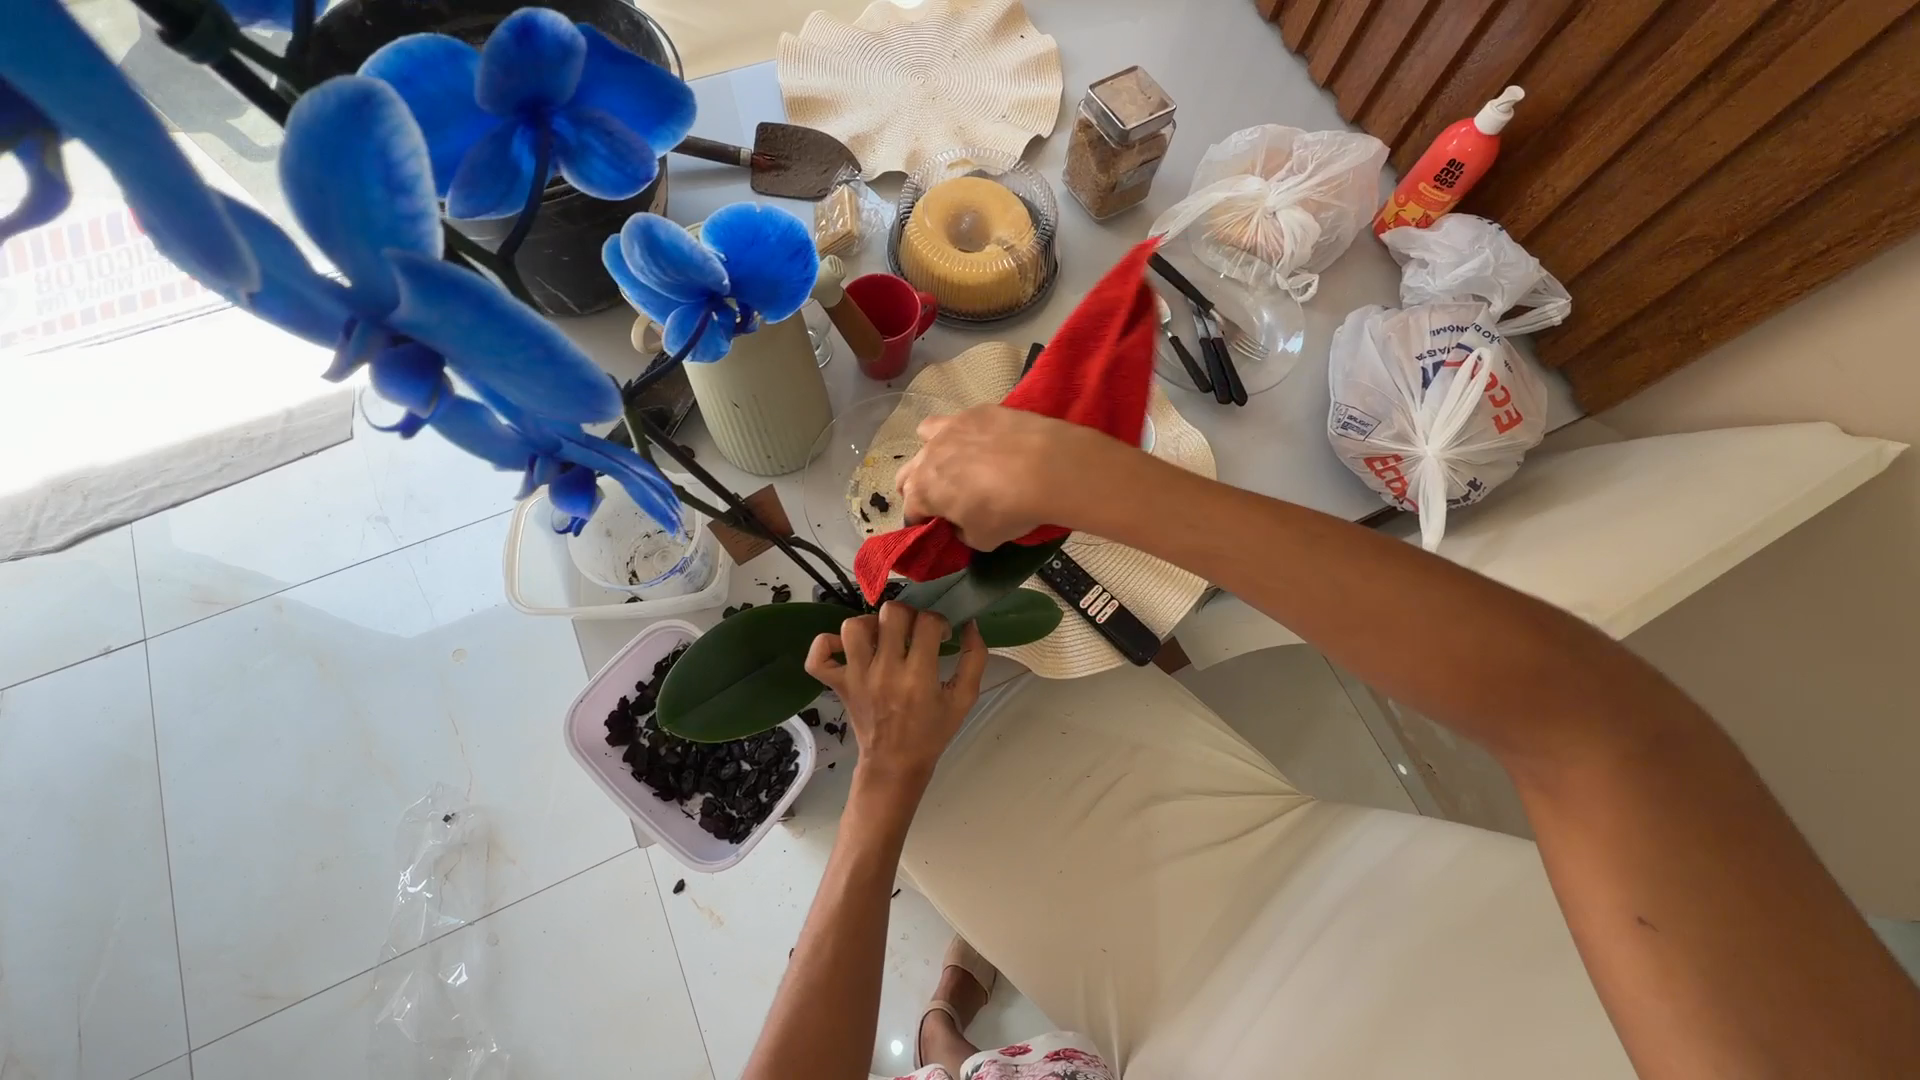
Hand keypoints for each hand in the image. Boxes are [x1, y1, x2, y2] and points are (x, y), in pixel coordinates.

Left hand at [804, 603, 988, 787]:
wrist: (895, 765)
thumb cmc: (932, 732)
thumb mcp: (964, 698)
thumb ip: (975, 658)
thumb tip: (970, 624)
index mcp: (919, 676)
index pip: (927, 622)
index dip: (939, 622)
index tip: (940, 637)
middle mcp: (885, 672)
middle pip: (890, 615)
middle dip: (907, 615)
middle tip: (912, 632)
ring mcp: (856, 677)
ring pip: (853, 627)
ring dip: (871, 624)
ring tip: (882, 637)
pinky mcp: (838, 685)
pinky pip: (818, 657)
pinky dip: (827, 645)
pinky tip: (846, 649)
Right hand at [895, 406, 1120, 549]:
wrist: (1045, 467)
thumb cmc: (1007, 510)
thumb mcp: (982, 540)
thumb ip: (962, 534)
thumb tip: (959, 525)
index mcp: (923, 491)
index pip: (910, 512)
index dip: (921, 523)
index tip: (936, 528)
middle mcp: (927, 457)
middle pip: (908, 475)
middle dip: (918, 489)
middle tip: (943, 499)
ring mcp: (949, 429)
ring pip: (925, 438)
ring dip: (933, 454)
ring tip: (956, 462)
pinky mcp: (974, 412)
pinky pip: (957, 421)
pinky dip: (963, 433)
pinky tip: (985, 441)